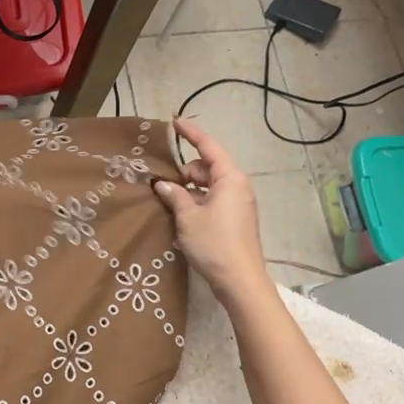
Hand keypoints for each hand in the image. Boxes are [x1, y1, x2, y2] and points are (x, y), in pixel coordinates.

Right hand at [154, 119, 268, 302]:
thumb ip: (175, 195)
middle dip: (185, 170)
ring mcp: (239, 204)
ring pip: (210, 184)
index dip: (190, 133)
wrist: (240, 281)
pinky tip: (182, 213)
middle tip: (163, 182)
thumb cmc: (214, 243)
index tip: (174, 122)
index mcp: (230, 178)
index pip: (208, 146)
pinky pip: (213, 199)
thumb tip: (163, 184)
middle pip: (208, 166)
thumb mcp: (188, 216)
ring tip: (170, 200)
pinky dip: (198, 200)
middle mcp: (238, 186)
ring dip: (190, 187)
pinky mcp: (236, 220)